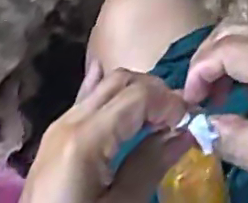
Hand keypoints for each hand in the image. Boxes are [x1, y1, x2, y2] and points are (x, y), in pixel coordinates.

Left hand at [22, 69, 193, 202]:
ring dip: (135, 93)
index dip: (168, 101)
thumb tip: (183, 132)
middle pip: (119, 81)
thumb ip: (150, 166)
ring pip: (103, 86)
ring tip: (161, 117)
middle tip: (179, 117)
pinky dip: (108, 93)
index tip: (192, 120)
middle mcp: (69, 120)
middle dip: (154, 91)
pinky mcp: (55, 139)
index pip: (137, 95)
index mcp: (86, 137)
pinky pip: (86, 100)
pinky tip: (121, 92)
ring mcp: (59, 126)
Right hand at [183, 22, 247, 200]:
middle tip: (197, 98)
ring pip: (241, 33)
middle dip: (205, 62)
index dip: (198, 73)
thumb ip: (231, 138)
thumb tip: (199, 125)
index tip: (189, 104)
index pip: (222, 50)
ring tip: (214, 99)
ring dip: (221, 59)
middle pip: (228, 32)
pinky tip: (239, 94)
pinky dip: (238, 60)